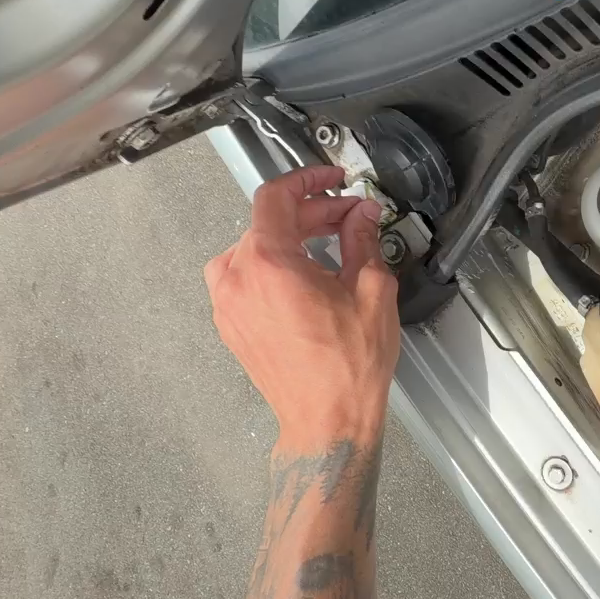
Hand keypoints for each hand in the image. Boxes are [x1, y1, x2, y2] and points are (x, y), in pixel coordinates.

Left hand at [204, 165, 399, 456]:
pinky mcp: (232, 323)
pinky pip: (247, 275)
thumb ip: (362, 240)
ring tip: (331, 245)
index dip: (309, 179)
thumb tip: (362, 215)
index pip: (277, 197)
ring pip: (255, 246)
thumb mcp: (370, 289)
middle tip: (352, 217)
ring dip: (293, 236)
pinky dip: (276, 263)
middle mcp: (237, 279)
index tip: (334, 179)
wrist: (327, 420)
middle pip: (269, 221)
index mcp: (269, 263)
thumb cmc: (348, 365)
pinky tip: (308, 274)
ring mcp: (229, 303)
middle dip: (313, 213)